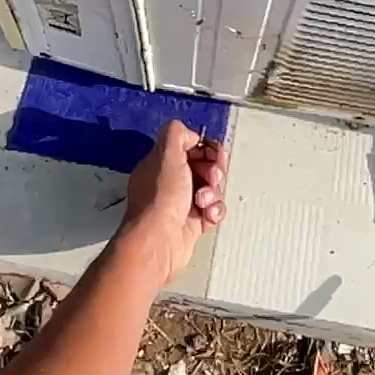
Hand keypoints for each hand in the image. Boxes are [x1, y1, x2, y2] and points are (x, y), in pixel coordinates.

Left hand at [115, 120, 227, 287]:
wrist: (159, 241)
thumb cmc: (163, 195)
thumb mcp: (167, 153)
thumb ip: (177, 133)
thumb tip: (191, 135)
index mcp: (160, 163)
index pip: (189, 147)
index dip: (206, 148)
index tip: (214, 154)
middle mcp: (168, 182)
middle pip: (203, 166)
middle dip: (213, 169)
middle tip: (213, 176)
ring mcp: (181, 203)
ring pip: (211, 188)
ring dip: (214, 192)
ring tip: (204, 200)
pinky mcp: (193, 223)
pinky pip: (212, 210)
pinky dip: (214, 211)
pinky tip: (208, 215)